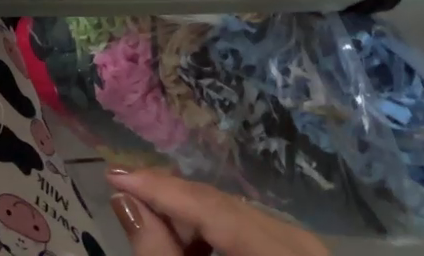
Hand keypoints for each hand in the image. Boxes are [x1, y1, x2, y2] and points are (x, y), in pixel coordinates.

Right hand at [107, 168, 327, 255]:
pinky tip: (191, 253)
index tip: (114, 175)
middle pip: (226, 209)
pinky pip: (254, 239)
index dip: (160, 188)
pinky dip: (217, 243)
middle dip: (174, 205)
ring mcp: (309, 255)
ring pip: (237, 221)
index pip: (212, 207)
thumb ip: (159, 254)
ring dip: (193, 225)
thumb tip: (126, 201)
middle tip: (126, 196)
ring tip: (155, 234)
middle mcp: (305, 247)